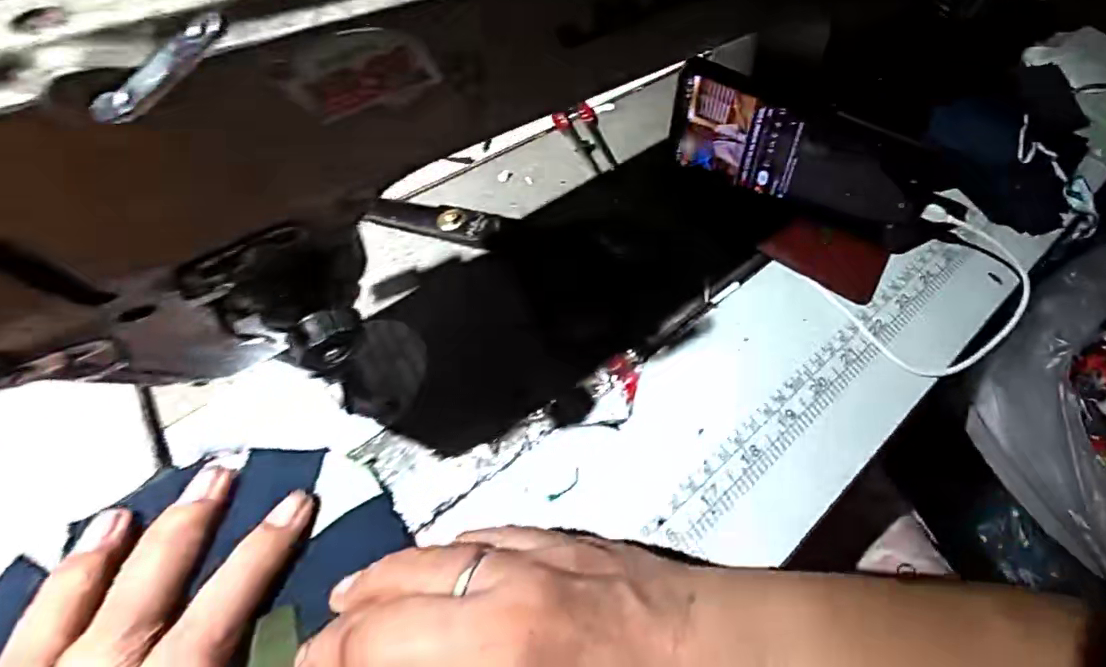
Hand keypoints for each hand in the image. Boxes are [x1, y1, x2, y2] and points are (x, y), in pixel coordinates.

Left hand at [0, 465, 314, 666]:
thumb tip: (308, 650)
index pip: (228, 599)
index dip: (269, 545)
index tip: (297, 500)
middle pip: (145, 589)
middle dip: (187, 525)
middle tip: (217, 473)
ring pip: (53, 618)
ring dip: (93, 562)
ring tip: (116, 516)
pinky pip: (0, 658)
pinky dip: (23, 619)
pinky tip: (35, 592)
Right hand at [297, 528, 696, 666]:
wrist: (699, 645)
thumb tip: (404, 654)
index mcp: (491, 644)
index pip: (373, 639)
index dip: (326, 657)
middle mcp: (512, 587)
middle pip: (402, 584)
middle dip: (349, 614)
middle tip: (323, 638)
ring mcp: (547, 554)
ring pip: (452, 548)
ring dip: (399, 571)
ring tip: (360, 592)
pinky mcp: (577, 540)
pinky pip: (504, 534)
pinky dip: (463, 546)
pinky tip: (448, 556)